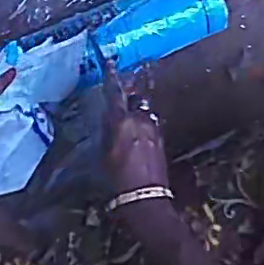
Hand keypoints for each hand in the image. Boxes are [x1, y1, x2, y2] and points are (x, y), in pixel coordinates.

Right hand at [101, 55, 167, 196]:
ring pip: (144, 112)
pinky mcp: (161, 141)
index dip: (111, 78)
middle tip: (118, 101)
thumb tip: (107, 121)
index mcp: (121, 122)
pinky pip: (150, 124)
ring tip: (127, 122)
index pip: (115, 93)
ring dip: (136, 112)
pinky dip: (143, 125)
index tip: (110, 64)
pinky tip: (137, 137)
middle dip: (127, 98)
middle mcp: (140, 121)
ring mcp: (154, 130)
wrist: (145, 200)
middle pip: (134, 100)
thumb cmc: (116, 181)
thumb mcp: (103, 155)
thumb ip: (106, 133)